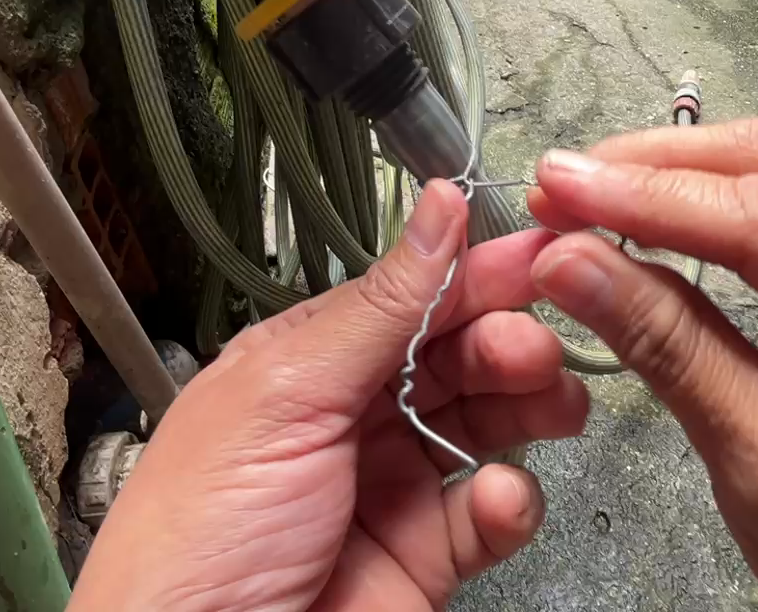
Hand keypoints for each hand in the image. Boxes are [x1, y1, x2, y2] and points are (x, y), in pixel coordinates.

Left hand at [76, 181, 588, 610]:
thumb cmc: (205, 527)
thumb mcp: (292, 391)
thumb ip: (382, 302)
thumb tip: (438, 204)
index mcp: (314, 357)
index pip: (410, 296)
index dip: (473, 272)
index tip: (537, 253)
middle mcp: (357, 409)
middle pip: (453, 353)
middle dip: (504, 338)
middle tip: (538, 341)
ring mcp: (392, 480)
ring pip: (483, 421)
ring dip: (525, 404)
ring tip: (551, 401)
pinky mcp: (422, 553)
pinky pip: (486, 513)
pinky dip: (509, 501)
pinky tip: (503, 498)